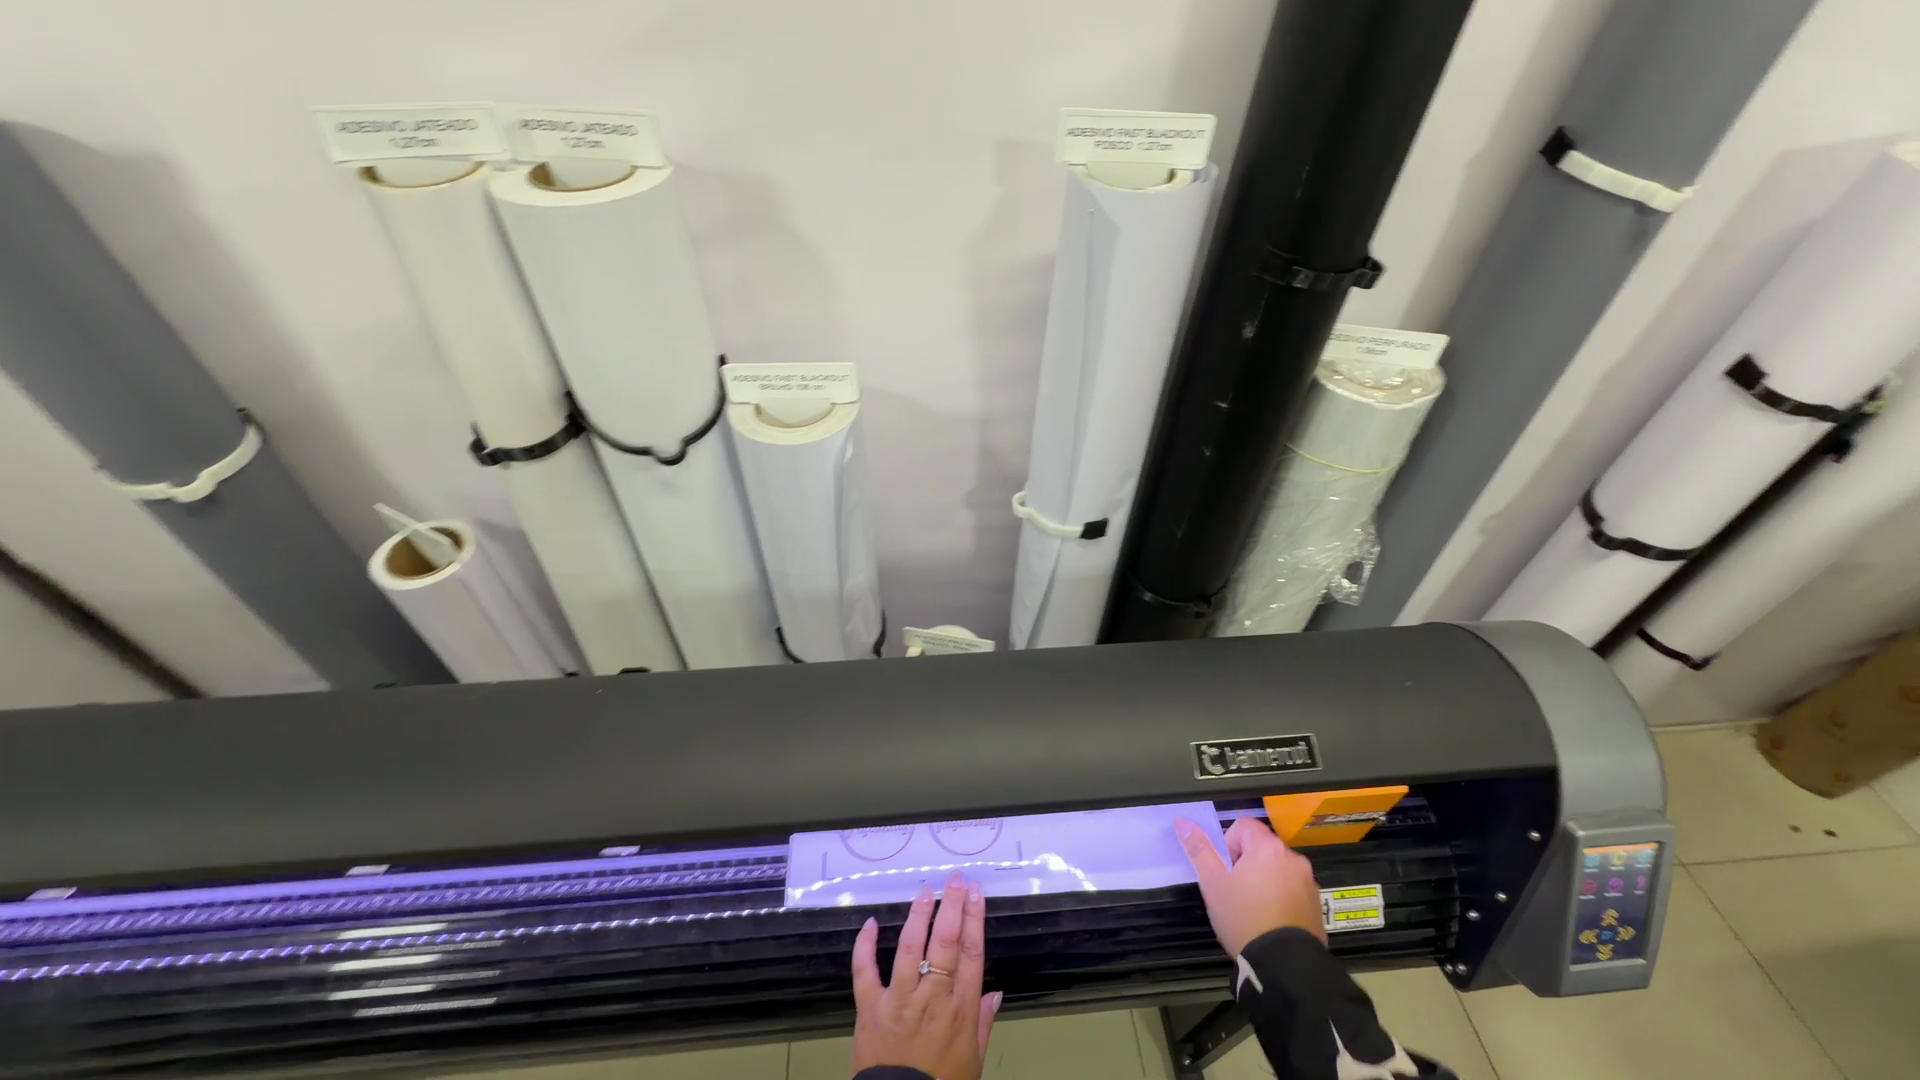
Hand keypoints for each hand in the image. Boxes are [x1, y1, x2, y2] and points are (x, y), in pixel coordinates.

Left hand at [851, 871, 1002, 1079]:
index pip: (971, 953)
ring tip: (926, 890)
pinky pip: (864, 971)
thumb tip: (996, 991)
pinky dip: (864, 946)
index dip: (974, 919)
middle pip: (944, 944)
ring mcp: (898, 999)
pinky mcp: (869, 1007)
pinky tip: (870, 923)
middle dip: (951, 907)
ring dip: (918, 916)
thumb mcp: (974, 1059)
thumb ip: (984, 1022)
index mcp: (960, 1008)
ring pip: (909, 949)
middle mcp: (931, 997)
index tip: (976, 892)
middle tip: (955, 878)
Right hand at [1176, 815, 1325, 954]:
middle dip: (1246, 863)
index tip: (1224, 869)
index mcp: (1267, 848)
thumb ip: (1199, 849)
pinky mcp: (1316, 905)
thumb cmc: (1243, 918)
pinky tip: (1270, 920)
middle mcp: (1293, 858)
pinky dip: (1280, 896)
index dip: (1228, 842)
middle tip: (1234, 890)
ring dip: (1264, 879)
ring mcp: (1308, 882)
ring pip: (1277, 869)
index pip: (1244, 825)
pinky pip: (1292, 889)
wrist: (1283, 964)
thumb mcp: (1212, 883)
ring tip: (1252, 909)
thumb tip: (1183, 822)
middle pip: (1262, 847)